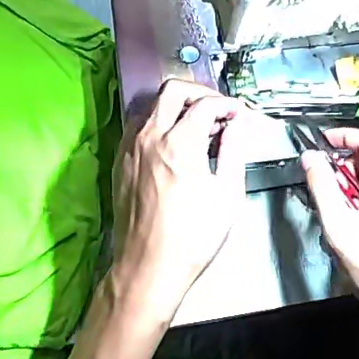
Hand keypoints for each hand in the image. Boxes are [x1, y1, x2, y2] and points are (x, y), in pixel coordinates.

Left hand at [111, 79, 258, 324]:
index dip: (228, 104)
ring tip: (198, 124)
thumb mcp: (227, 194)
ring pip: (152, 105)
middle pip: (173, 90)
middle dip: (200, 93)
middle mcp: (150, 139)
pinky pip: (138, 126)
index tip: (238, 114)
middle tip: (217, 108)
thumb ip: (233, 151)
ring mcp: (130, 149)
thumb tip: (236, 127)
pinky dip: (159, 122)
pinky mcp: (120, 162)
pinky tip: (174, 141)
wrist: (148, 268)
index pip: (206, 104)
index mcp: (180, 144)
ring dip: (177, 106)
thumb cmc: (191, 238)